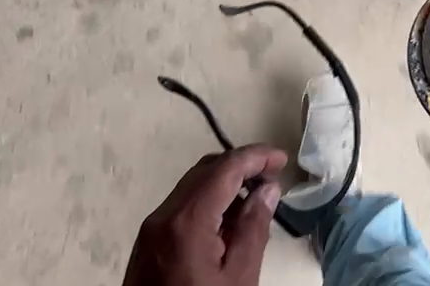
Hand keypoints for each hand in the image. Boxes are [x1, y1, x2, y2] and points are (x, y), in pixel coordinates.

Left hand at [123, 144, 286, 285]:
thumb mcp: (238, 279)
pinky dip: (207, 202)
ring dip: (224, 183)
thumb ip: (254, 228)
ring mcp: (151, 231)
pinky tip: (228, 223)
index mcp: (187, 220)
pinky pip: (181, 207)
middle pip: (206, 170)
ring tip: (255, 201)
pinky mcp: (147, 245)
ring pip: (192, 186)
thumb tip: (267, 190)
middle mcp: (163, 216)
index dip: (257, 156)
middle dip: (241, 167)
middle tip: (271, 179)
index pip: (226, 167)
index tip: (282, 160)